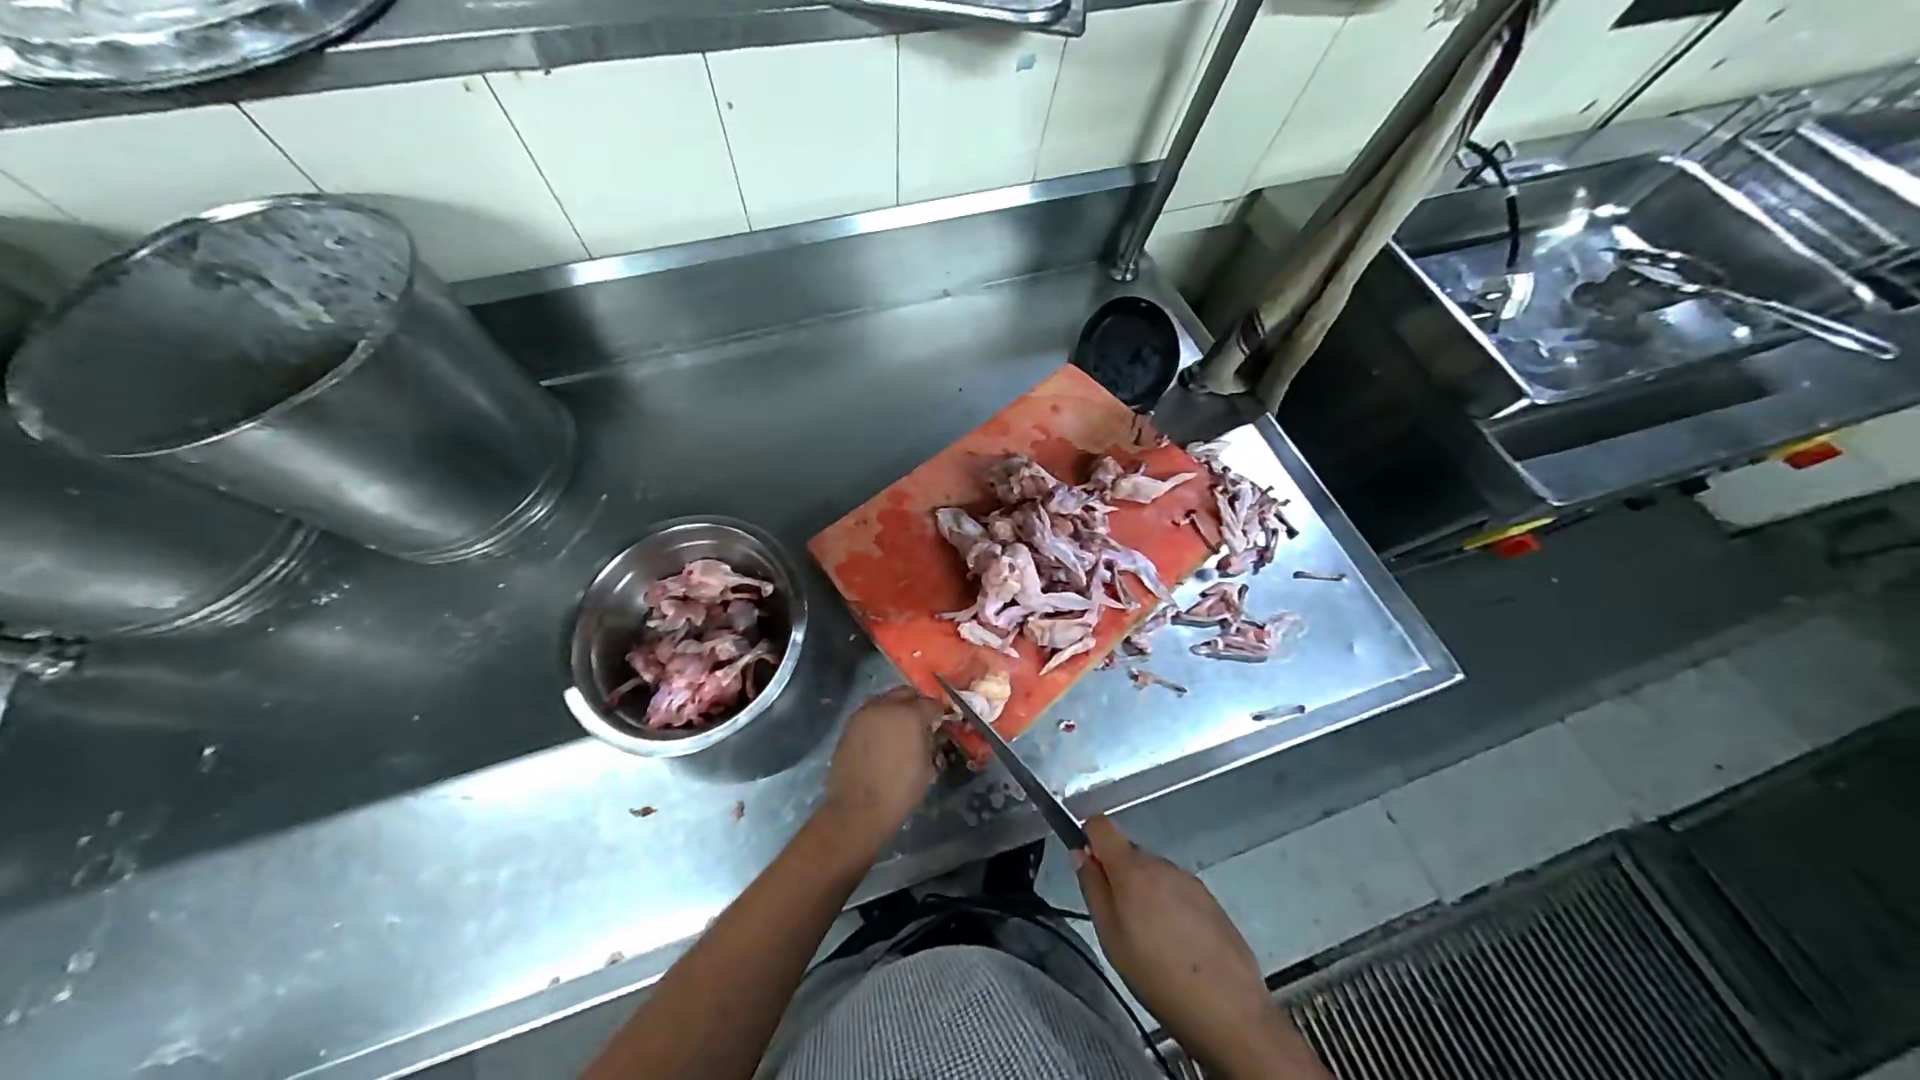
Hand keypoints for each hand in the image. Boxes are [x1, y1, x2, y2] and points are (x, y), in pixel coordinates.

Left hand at [819, 686, 941, 848]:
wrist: (859, 809)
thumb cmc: (900, 790)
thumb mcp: (927, 766)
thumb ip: (929, 740)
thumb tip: (929, 731)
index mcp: (909, 714)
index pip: (930, 703)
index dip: (938, 712)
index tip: (941, 722)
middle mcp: (885, 706)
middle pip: (905, 693)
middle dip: (915, 704)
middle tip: (921, 721)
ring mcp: (864, 714)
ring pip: (884, 700)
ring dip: (895, 708)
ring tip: (899, 728)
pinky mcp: (849, 725)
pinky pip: (869, 714)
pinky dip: (879, 719)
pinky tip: (882, 737)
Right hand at [1076, 815, 1328, 1079]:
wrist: (1230, 1010)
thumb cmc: (1157, 975)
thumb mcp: (1110, 937)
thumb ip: (1093, 888)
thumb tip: (1081, 854)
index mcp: (1133, 868)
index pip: (1101, 825)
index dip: (1088, 839)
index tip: (1090, 870)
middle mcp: (1162, 864)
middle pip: (1129, 852)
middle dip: (1118, 875)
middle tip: (1119, 920)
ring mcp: (1190, 880)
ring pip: (1154, 873)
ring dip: (1145, 893)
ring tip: (1150, 939)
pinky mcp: (1211, 900)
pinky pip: (1177, 891)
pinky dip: (1169, 907)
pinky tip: (1176, 945)